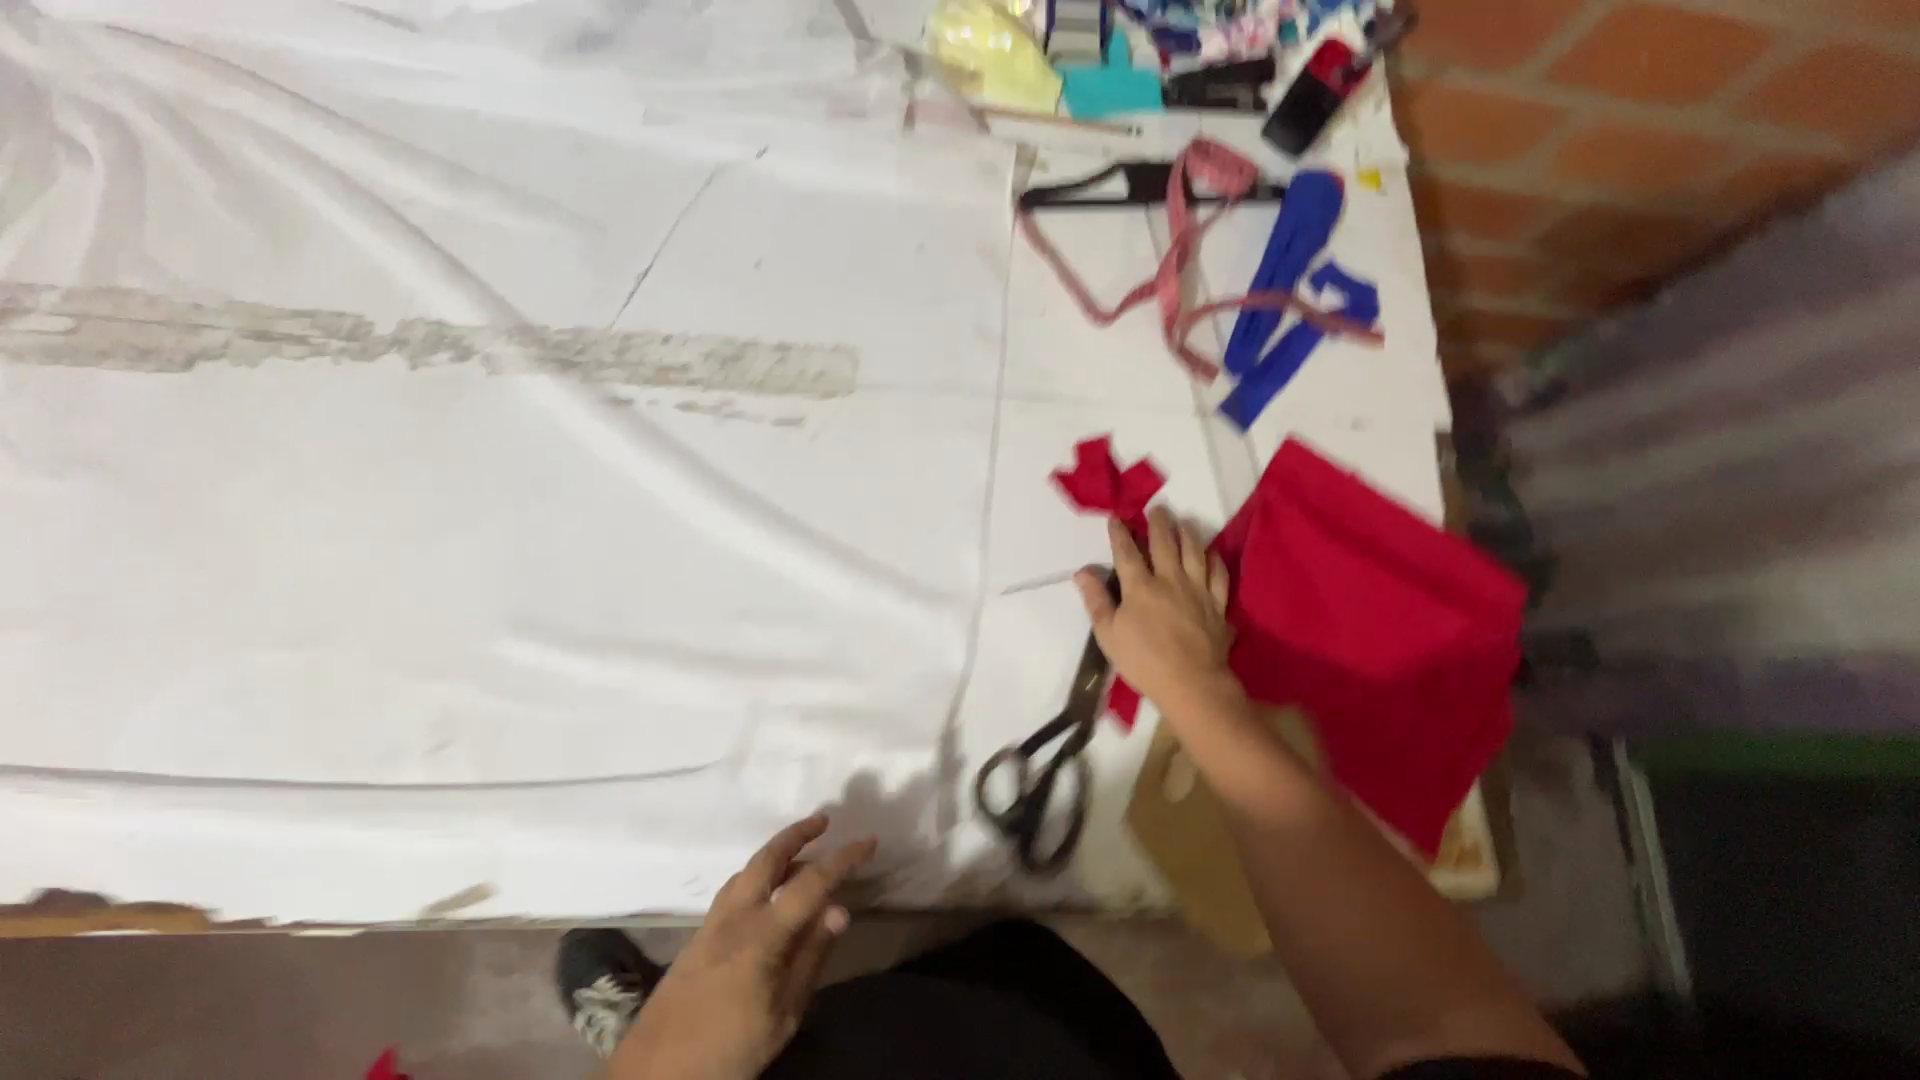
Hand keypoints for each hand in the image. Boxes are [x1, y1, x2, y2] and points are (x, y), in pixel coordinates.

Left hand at [608, 814, 876, 1079]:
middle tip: (823, 820)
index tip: (868, 842)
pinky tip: (765, 893)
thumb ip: (811, 957)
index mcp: (761, 935)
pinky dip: (756, 876)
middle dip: (796, 834)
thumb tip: (839, 908)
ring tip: (800, 855)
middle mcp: (734, 918)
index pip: (811, 883)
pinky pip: (732, 890)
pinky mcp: (697, 939)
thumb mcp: (783, 1014)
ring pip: (745, 872)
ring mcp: (710, 925)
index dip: (842, 859)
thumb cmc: (728, 1049)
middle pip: (766, 859)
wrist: (654, 1074)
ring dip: (774, 854)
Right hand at [1075, 507, 1237, 713]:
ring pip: (1194, 552)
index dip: (1120, 533)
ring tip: (1184, 522)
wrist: (1191, 683)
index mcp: (1140, 587)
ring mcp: (1197, 590)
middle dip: (1158, 523)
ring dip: (1188, 533)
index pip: (1127, 552)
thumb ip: (1096, 601)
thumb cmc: (1143, 662)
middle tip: (1157, 509)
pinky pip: (1219, 575)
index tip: (1116, 517)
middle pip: (1164, 543)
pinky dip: (1215, 561)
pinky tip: (1211, 554)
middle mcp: (1170, 580)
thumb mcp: (1108, 635)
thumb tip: (1082, 572)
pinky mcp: (1218, 604)